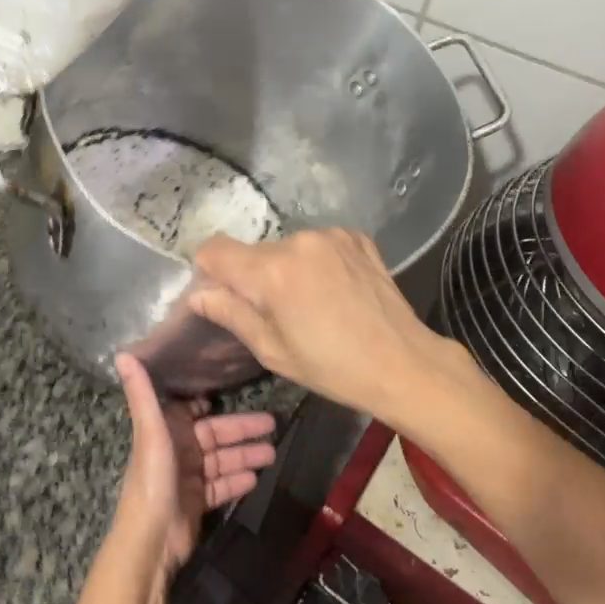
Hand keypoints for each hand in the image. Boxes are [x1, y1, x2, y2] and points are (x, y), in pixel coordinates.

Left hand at [111, 353, 275, 576]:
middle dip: (241, 432)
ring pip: (221, 461)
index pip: (191, 410)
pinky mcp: (196, 503)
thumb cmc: (152, 480)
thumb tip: (123, 352)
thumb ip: (141, 392)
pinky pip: (220, 487)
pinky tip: (256, 480)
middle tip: (274, 427)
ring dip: (244, 456)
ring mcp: (186, 478)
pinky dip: (236, 482)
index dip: (212, 405)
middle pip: (214, 436)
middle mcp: (176, 451)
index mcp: (164, 431)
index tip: (238, 395)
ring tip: (272, 454)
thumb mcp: (150, 431)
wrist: (151, 540)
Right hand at [189, 229, 481, 420]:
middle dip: (253, 278)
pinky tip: (335, 291)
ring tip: (312, 304)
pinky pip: (318, 244)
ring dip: (287, 270)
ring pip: (286, 248)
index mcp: (271, 271)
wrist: (405, 364)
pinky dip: (317, 263)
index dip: (210, 272)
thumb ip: (230, 314)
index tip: (224, 297)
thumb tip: (198, 294)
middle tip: (276, 314)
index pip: (214, 250)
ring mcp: (330, 236)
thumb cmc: (332, 367)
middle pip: (252, 252)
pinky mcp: (355, 237)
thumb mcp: (272, 350)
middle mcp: (298, 242)